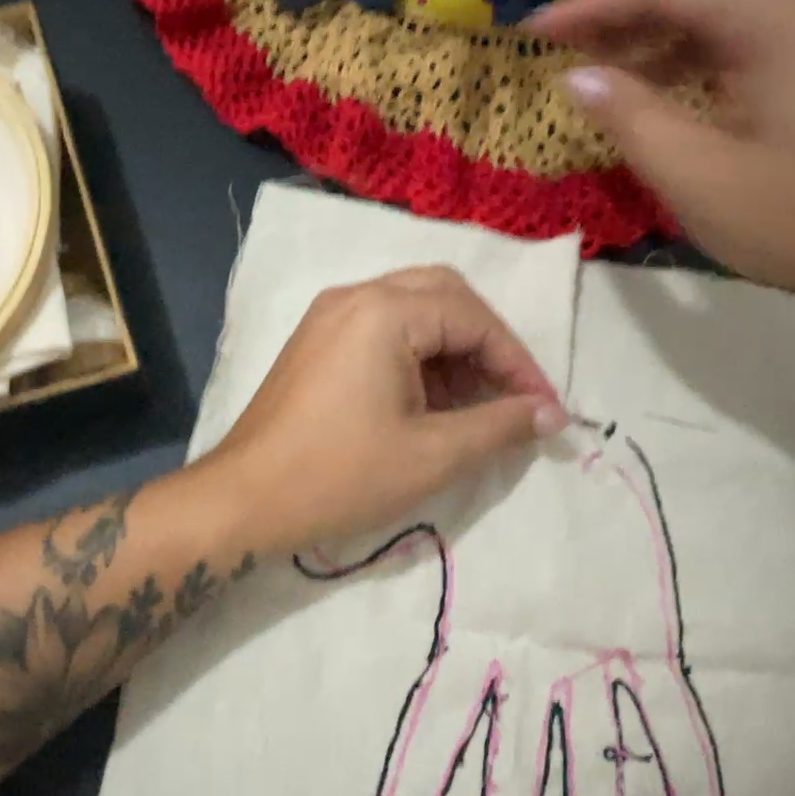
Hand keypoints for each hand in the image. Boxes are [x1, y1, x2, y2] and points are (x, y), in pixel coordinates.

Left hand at [194, 266, 566, 557]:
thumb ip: (500, 425)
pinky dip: (416, 356)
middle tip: (510, 395)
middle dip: (486, 344)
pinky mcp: (315, 342)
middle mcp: (354, 297)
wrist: (244, 499)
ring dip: (452, 349)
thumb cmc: (339, 476)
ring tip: (473, 408)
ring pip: (412, 311)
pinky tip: (428, 402)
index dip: (519, 364)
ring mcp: (328, 317)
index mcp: (384, 312)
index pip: (474, 318)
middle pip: (444, 296)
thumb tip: (550, 414)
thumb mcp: (432, 455)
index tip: (546, 411)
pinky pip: (380, 330)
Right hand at [297, 419, 722, 795]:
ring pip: (590, 755)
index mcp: (482, 638)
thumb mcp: (452, 521)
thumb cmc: (514, 500)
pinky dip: (683, 760)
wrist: (589, 470)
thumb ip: (399, 544)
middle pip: (516, 761)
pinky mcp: (646, 650)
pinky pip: (665, 713)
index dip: (420, 774)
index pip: (443, 716)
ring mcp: (591, 666)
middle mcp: (534, 669)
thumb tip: (324, 553)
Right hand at [524, 0, 794, 313]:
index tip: (534, 29)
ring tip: (605, 74)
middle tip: (561, 47)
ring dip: (665, 37)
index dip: (594, 4)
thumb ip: (632, 119)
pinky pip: (765, 36)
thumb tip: (575, 78)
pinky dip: (708, 56)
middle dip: (626, 14)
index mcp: (790, 14)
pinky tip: (672, 90)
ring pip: (736, 10)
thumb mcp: (701, 179)